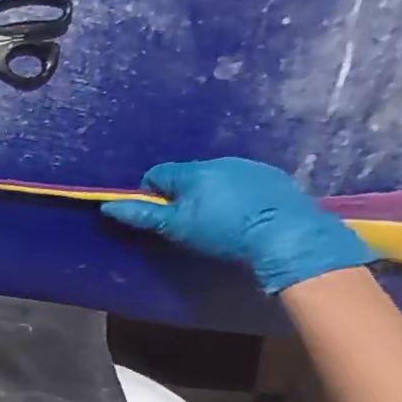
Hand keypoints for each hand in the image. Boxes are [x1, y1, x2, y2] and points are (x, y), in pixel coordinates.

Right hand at [100, 157, 374, 292]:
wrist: (292, 239)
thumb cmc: (225, 233)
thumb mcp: (178, 228)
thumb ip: (143, 215)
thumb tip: (108, 206)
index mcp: (193, 172)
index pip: (156, 174)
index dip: (152, 195)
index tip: (160, 217)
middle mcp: (221, 162)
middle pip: (188, 176)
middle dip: (184, 195)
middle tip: (190, 224)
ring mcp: (252, 168)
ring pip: (218, 178)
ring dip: (212, 195)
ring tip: (222, 222)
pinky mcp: (276, 179)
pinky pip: (245, 183)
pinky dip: (239, 197)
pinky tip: (248, 218)